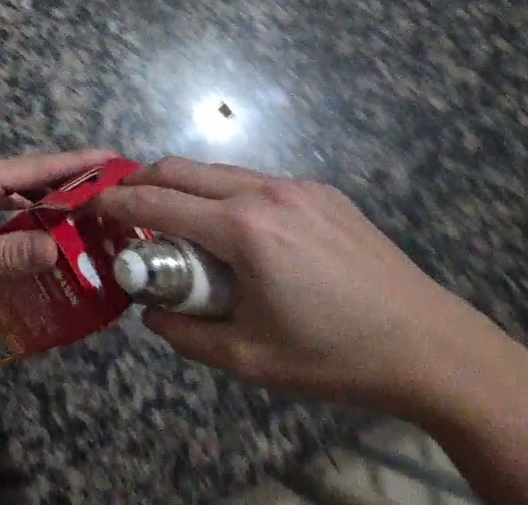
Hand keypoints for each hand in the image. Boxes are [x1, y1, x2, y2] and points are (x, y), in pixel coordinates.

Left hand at [0, 150, 118, 320]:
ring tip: (89, 217)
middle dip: (69, 183)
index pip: (35, 167)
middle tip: (113, 192)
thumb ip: (8, 254)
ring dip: (48, 206)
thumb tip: (61, 249)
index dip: (75, 163)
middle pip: (29, 178)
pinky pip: (1, 214)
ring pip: (16, 198)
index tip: (114, 158)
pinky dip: (25, 223)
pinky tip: (44, 241)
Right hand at [95, 159, 522, 417]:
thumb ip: (185, 333)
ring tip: (178, 225)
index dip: (116, 201)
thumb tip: (150, 313)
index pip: (157, 201)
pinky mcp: (324, 195)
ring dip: (185, 188)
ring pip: (218, 171)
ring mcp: (299, 188)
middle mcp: (266, 193)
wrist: (437, 350)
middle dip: (142, 182)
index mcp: (243, 231)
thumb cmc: (336, 359)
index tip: (90, 206)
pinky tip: (237, 233)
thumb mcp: (249, 359)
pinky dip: (225, 194)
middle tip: (124, 210)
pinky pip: (256, 181)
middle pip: (181, 169)